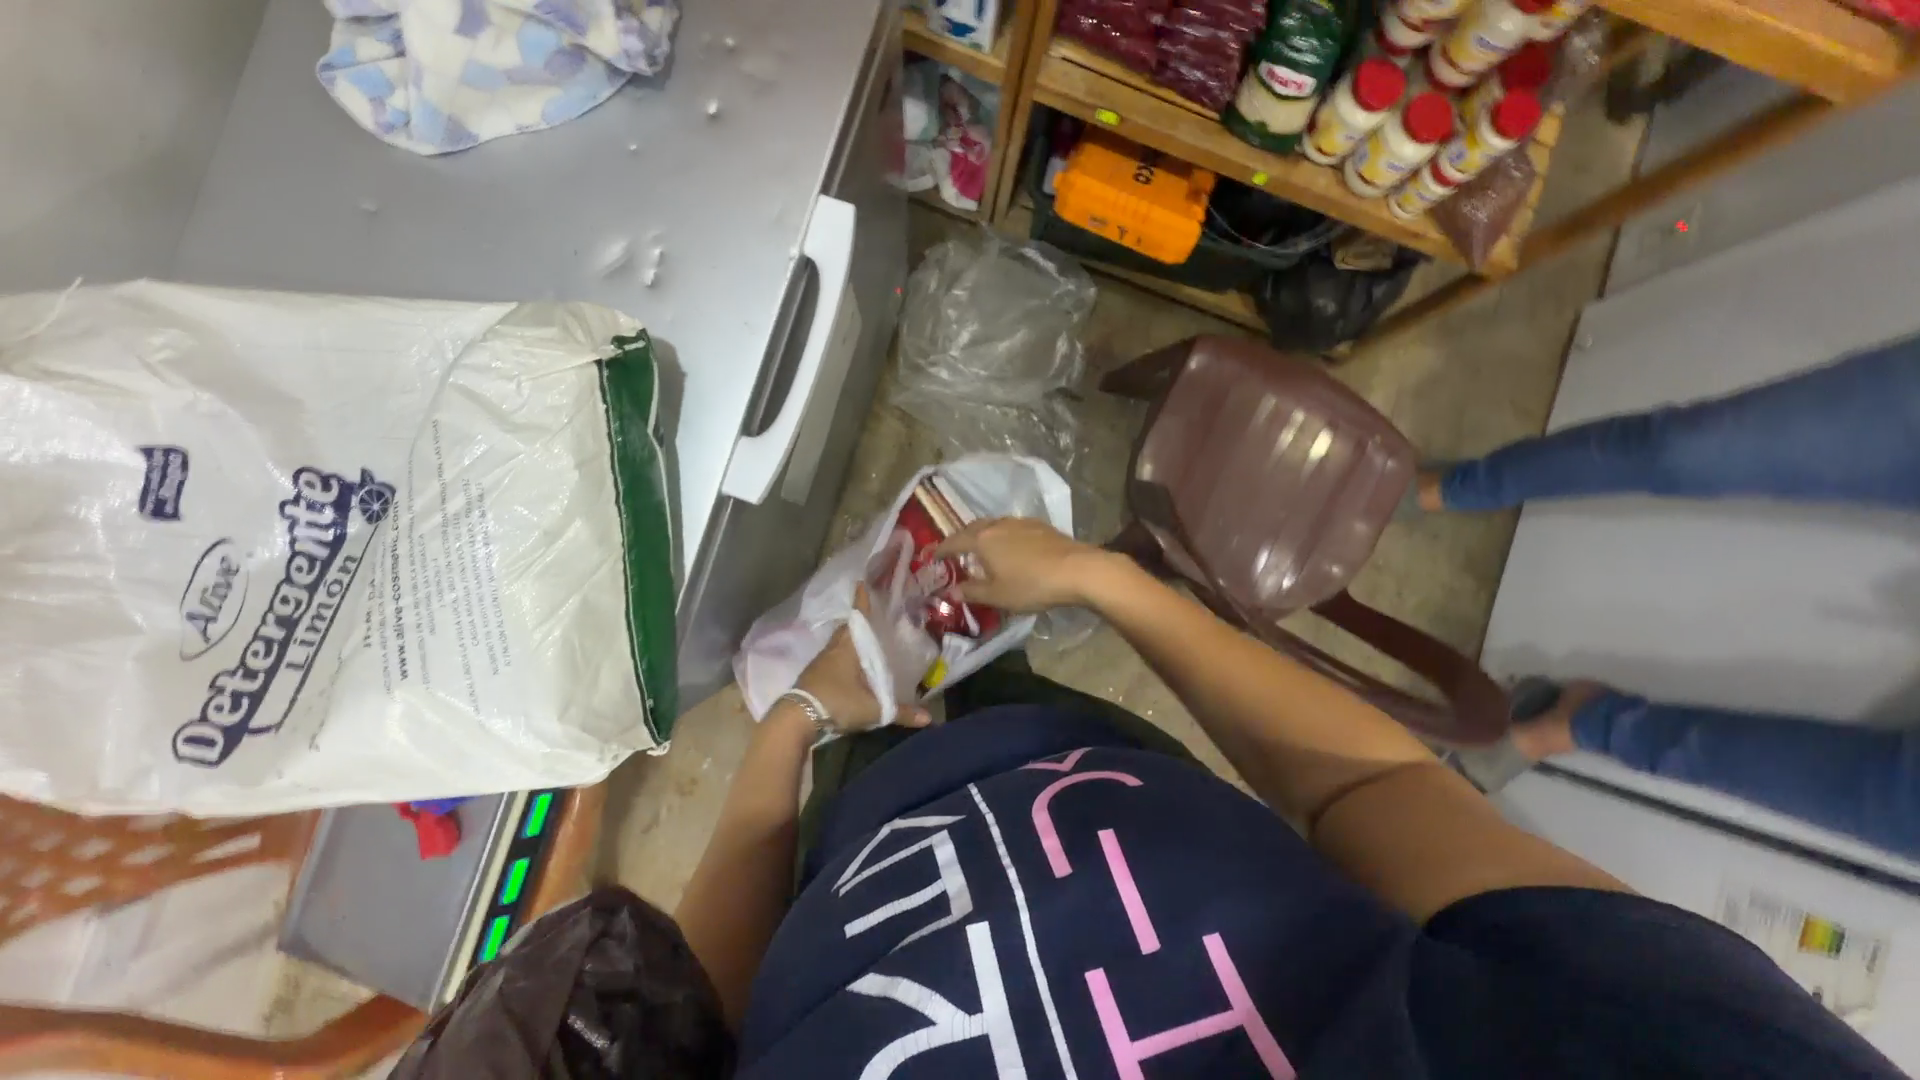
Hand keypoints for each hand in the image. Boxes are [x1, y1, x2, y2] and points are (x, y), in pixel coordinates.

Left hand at [789, 585, 930, 734]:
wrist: (797, 718)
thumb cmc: (837, 702)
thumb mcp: (872, 709)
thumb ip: (900, 712)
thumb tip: (928, 718)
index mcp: (848, 648)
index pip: (857, 618)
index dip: (861, 601)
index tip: (862, 582)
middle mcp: (833, 649)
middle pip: (847, 629)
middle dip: (858, 621)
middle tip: (872, 616)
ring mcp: (820, 661)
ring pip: (838, 643)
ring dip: (849, 640)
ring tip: (864, 641)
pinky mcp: (812, 674)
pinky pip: (831, 657)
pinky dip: (841, 656)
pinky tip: (850, 666)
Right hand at [933, 517, 1129, 613]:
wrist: (1077, 570)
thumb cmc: (1031, 585)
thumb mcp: (997, 596)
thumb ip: (971, 592)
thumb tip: (951, 592)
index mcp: (982, 539)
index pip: (953, 542)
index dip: (940, 550)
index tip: (931, 557)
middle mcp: (998, 525)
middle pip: (973, 529)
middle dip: (961, 540)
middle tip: (956, 553)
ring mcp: (1021, 522)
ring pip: (994, 526)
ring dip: (984, 537)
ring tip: (983, 552)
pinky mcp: (1041, 526)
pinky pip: (1012, 529)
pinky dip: (1004, 538)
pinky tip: (1011, 550)